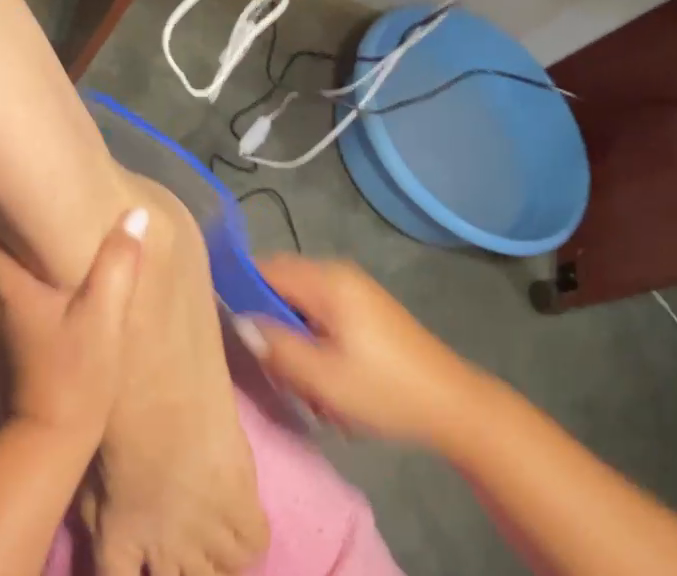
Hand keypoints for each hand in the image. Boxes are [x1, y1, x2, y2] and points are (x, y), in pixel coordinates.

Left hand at [0, 209, 148, 438]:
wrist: (47, 442)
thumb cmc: (76, 373)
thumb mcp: (104, 317)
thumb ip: (117, 263)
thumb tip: (134, 213)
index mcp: (8, 281)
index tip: (20, 174)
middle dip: (16, 219)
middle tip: (47, 194)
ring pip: (7, 269)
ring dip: (26, 251)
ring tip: (56, 229)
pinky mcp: (6, 340)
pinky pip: (15, 293)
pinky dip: (31, 279)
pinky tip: (56, 278)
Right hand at [237, 256, 486, 444]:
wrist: (455, 408)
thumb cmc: (385, 390)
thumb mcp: (322, 378)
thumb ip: (276, 347)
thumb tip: (240, 322)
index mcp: (328, 281)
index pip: (265, 268)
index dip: (238, 289)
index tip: (221, 321)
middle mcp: (339, 276)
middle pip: (282, 287)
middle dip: (271, 324)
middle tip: (270, 364)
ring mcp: (355, 292)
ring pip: (300, 306)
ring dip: (294, 340)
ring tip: (303, 380)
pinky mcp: (366, 313)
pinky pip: (321, 318)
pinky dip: (314, 344)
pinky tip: (325, 380)